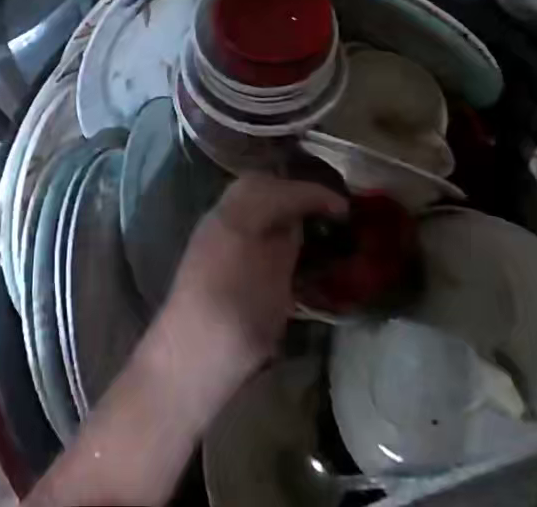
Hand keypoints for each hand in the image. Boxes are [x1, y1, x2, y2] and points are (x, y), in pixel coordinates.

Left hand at [154, 175, 347, 394]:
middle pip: (255, 184)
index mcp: (236, 218)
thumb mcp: (277, 284)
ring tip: (306, 221)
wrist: (193, 351)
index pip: (278, 189)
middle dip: (290, 190)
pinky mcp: (205, 247)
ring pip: (243, 198)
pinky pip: (236, 215)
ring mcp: (208, 230)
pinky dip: (260, 216)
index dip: (313, 193)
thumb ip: (285, 244)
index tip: (343, 206)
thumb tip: (296, 221)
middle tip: (323, 208)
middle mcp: (218, 215)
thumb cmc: (239, 320)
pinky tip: (279, 237)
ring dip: (274, 201)